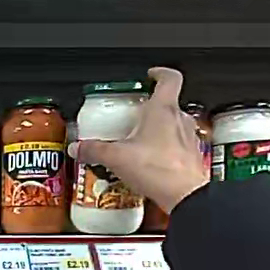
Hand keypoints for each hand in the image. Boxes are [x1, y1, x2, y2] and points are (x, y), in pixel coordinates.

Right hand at [71, 67, 209, 212]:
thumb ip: (94, 150)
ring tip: (139, 143)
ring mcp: (188, 139)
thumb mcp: (116, 157)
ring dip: (158, 130)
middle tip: (134, 116)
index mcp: (163, 110)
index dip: (160, 73)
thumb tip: (78, 148)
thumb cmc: (158, 169)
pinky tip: (149, 163)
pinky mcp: (191, 157)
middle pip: (168, 104)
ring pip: (174, 125)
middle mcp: (180, 120)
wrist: (185, 196)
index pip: (169, 78)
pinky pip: (177, 147)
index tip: (150, 75)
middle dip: (150, 108)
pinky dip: (164, 150)